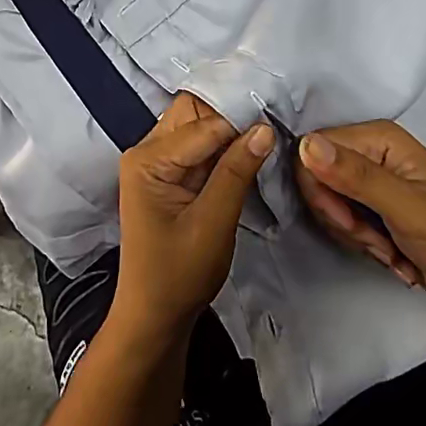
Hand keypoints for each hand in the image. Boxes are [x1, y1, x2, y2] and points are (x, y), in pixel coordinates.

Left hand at [111, 93, 273, 336]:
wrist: (155, 314)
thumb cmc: (178, 275)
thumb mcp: (213, 224)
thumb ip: (237, 172)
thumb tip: (264, 128)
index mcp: (148, 160)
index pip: (201, 123)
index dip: (240, 118)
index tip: (278, 116)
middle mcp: (146, 151)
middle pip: (192, 111)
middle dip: (231, 114)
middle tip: (271, 123)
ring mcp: (156, 161)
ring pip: (197, 124)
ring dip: (229, 128)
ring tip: (265, 135)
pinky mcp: (169, 173)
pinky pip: (198, 145)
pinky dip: (223, 146)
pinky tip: (248, 151)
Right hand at [297, 121, 425, 306]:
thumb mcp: (409, 208)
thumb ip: (357, 176)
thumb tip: (307, 146)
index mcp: (379, 138)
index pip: (312, 149)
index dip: (320, 187)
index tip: (349, 220)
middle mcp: (370, 152)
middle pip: (316, 176)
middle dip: (339, 216)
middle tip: (372, 238)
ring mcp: (371, 180)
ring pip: (325, 202)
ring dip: (352, 234)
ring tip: (389, 249)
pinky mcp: (372, 207)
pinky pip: (340, 219)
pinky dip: (360, 242)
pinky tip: (391, 253)